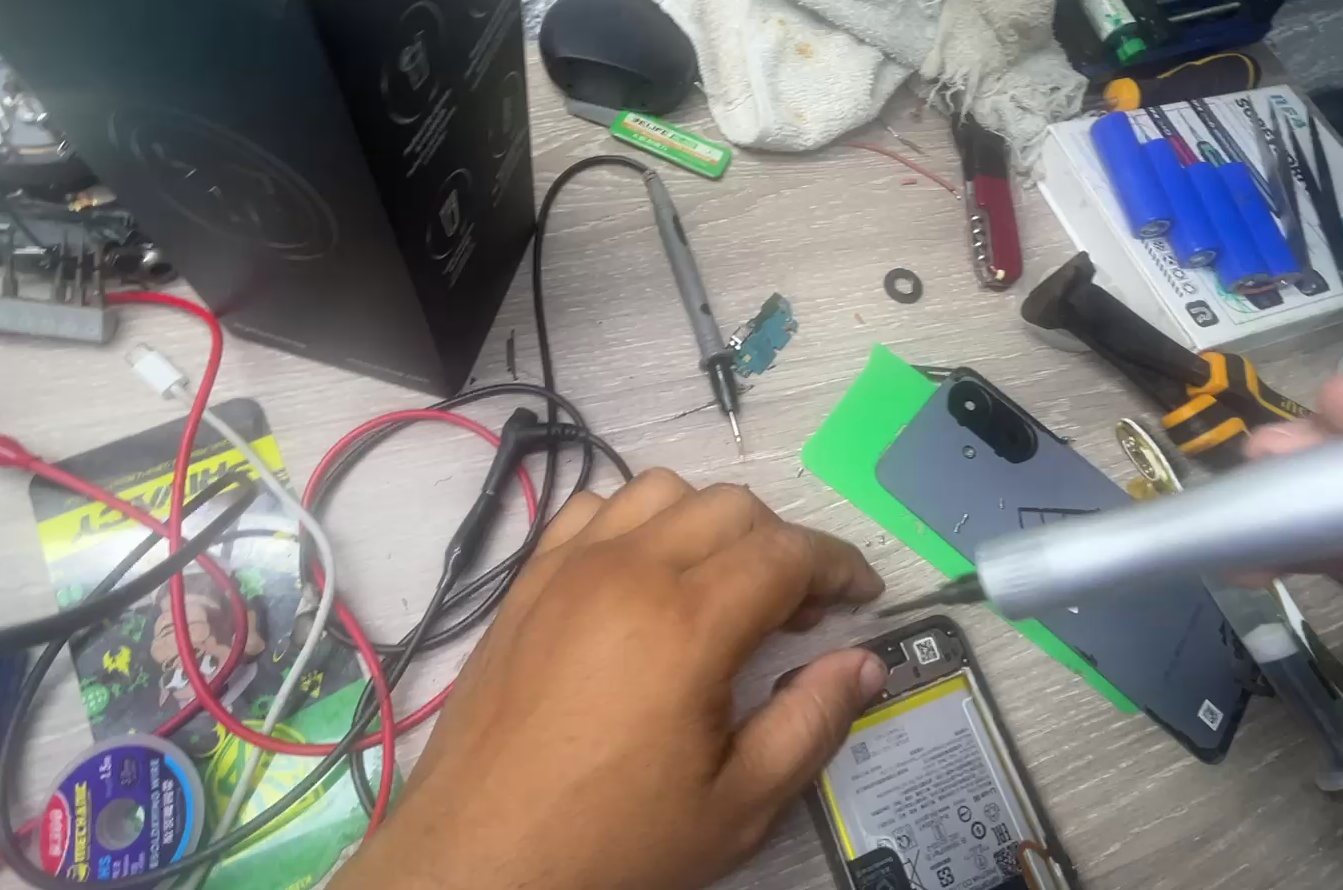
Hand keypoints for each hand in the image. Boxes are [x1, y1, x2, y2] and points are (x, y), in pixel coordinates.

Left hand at [335, 469, 887, 889]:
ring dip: (710, 523)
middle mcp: (630, 568)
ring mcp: (572, 563)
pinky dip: (636, 520)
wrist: (477, 862)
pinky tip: (640, 570)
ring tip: (719, 582)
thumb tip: (865, 661)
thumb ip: (812, 722)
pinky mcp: (531, 574)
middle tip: (797, 610)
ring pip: (664, 489)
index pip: (788, 552)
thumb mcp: (736, 806)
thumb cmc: (613, 842)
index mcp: (687, 621)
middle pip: (733, 508)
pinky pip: (595, 507)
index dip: (839, 564)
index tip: (862, 594)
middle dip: (783, 545)